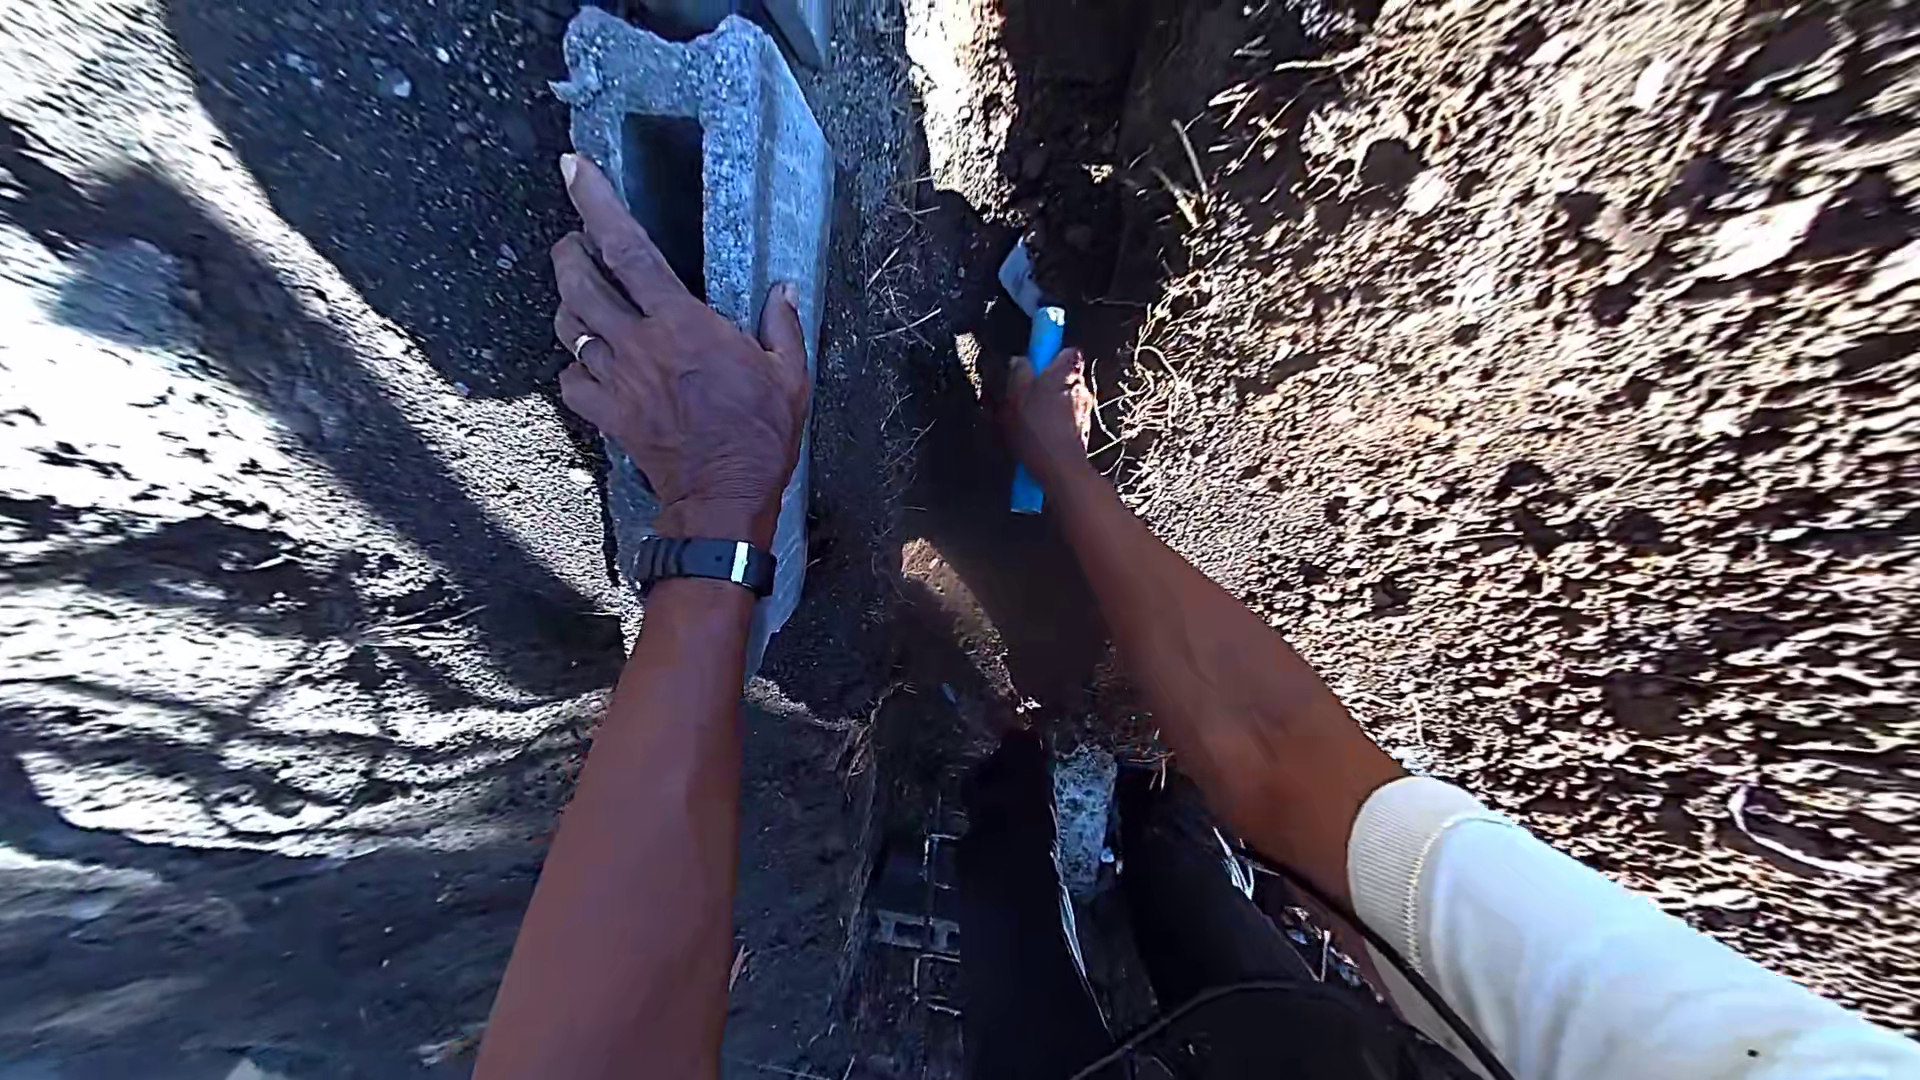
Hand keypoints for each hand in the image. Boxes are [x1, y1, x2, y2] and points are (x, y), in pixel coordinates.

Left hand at [551, 153, 809, 548]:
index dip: (596, 203)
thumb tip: (785, 288)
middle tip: (579, 245)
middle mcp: (639, 345)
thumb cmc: (760, 435)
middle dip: (570, 251)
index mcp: (683, 326)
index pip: (627, 250)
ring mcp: (617, 381)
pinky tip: (589, 367)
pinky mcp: (609, 415)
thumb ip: (783, 326)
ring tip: (584, 300)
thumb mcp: (790, 377)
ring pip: (566, 327)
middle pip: (578, 281)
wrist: (726, 495)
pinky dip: (573, 368)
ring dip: (569, 304)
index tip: (574, 169)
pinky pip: (571, 381)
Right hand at [1002, 348, 1093, 485]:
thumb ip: (1018, 374)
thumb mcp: (1014, 398)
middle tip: (1023, 396)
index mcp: (1066, 373)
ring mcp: (1085, 412)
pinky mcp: (1082, 433)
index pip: (1068, 351)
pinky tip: (1037, 439)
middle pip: (1065, 377)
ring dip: (1050, 407)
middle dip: (1046, 384)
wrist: (1060, 469)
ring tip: (1027, 422)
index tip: (1035, 363)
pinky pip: (1066, 422)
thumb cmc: (1037, 431)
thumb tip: (1020, 361)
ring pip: (1065, 401)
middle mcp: (1082, 388)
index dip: (1051, 355)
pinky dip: (1054, 426)